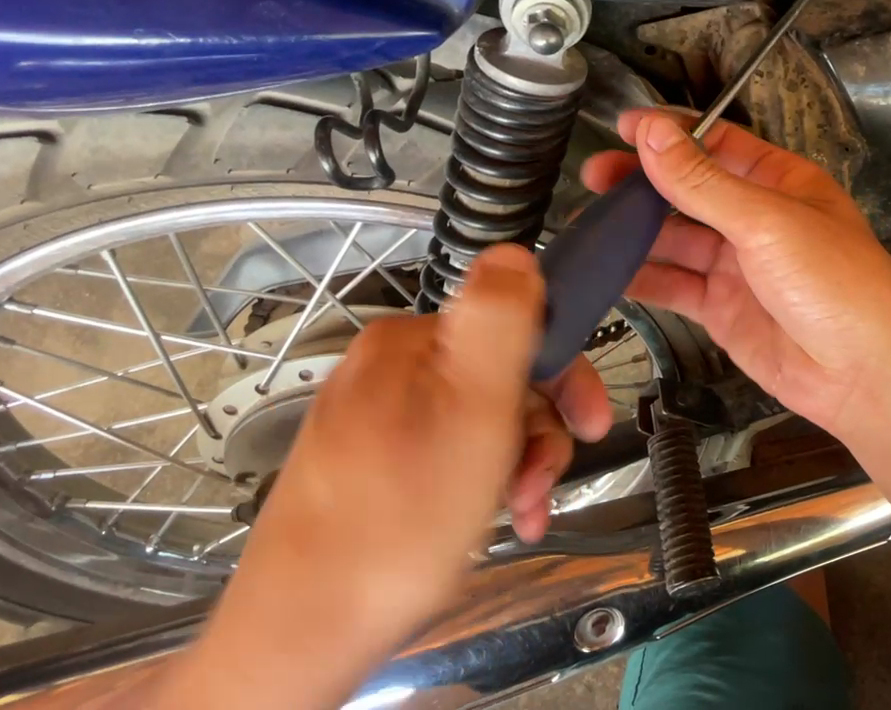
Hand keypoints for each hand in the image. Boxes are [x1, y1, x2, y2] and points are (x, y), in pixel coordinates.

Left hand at [154, 247, 609, 709]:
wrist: (297, 640)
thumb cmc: (400, 522)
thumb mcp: (473, 409)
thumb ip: (500, 321)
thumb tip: (515, 251)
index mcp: (409, 344)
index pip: (516, 329)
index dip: (565, 376)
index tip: (593, 424)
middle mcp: (388, 372)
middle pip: (501, 380)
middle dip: (540, 432)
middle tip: (546, 483)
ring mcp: (374, 422)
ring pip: (481, 423)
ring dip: (518, 465)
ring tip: (522, 513)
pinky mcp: (367, 470)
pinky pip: (447, 458)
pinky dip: (482, 486)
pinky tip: (494, 522)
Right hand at [581, 109, 890, 439]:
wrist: (863, 374)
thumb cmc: (834, 282)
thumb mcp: (768, 222)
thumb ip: (703, 182)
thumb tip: (652, 132)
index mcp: (780, 181)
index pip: (717, 143)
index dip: (670, 135)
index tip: (622, 128)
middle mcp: (757, 218)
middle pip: (689, 190)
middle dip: (643, 183)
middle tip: (594, 178)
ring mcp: (738, 265)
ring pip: (676, 238)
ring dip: (635, 230)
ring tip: (589, 223)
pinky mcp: (722, 309)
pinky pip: (675, 284)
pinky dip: (643, 277)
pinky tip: (608, 270)